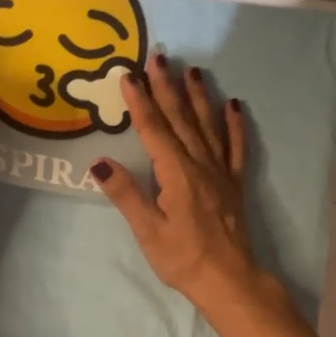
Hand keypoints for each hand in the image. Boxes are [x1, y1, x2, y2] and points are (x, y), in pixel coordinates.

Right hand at [93, 55, 262, 307]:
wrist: (228, 279)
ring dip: (198, 97)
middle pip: (181, 119)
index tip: (129, 75)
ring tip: (192, 70)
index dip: (141, 101)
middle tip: (159, 57)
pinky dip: (234, 124)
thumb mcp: (147, 230)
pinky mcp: (234, 183)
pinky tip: (233, 105)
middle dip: (168, 88)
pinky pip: (236, 146)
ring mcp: (221, 172)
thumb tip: (99, 161)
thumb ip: (126, 193)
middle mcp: (200, 165)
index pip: (154, 130)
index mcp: (176, 174)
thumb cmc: (182, 258)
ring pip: (208, 126)